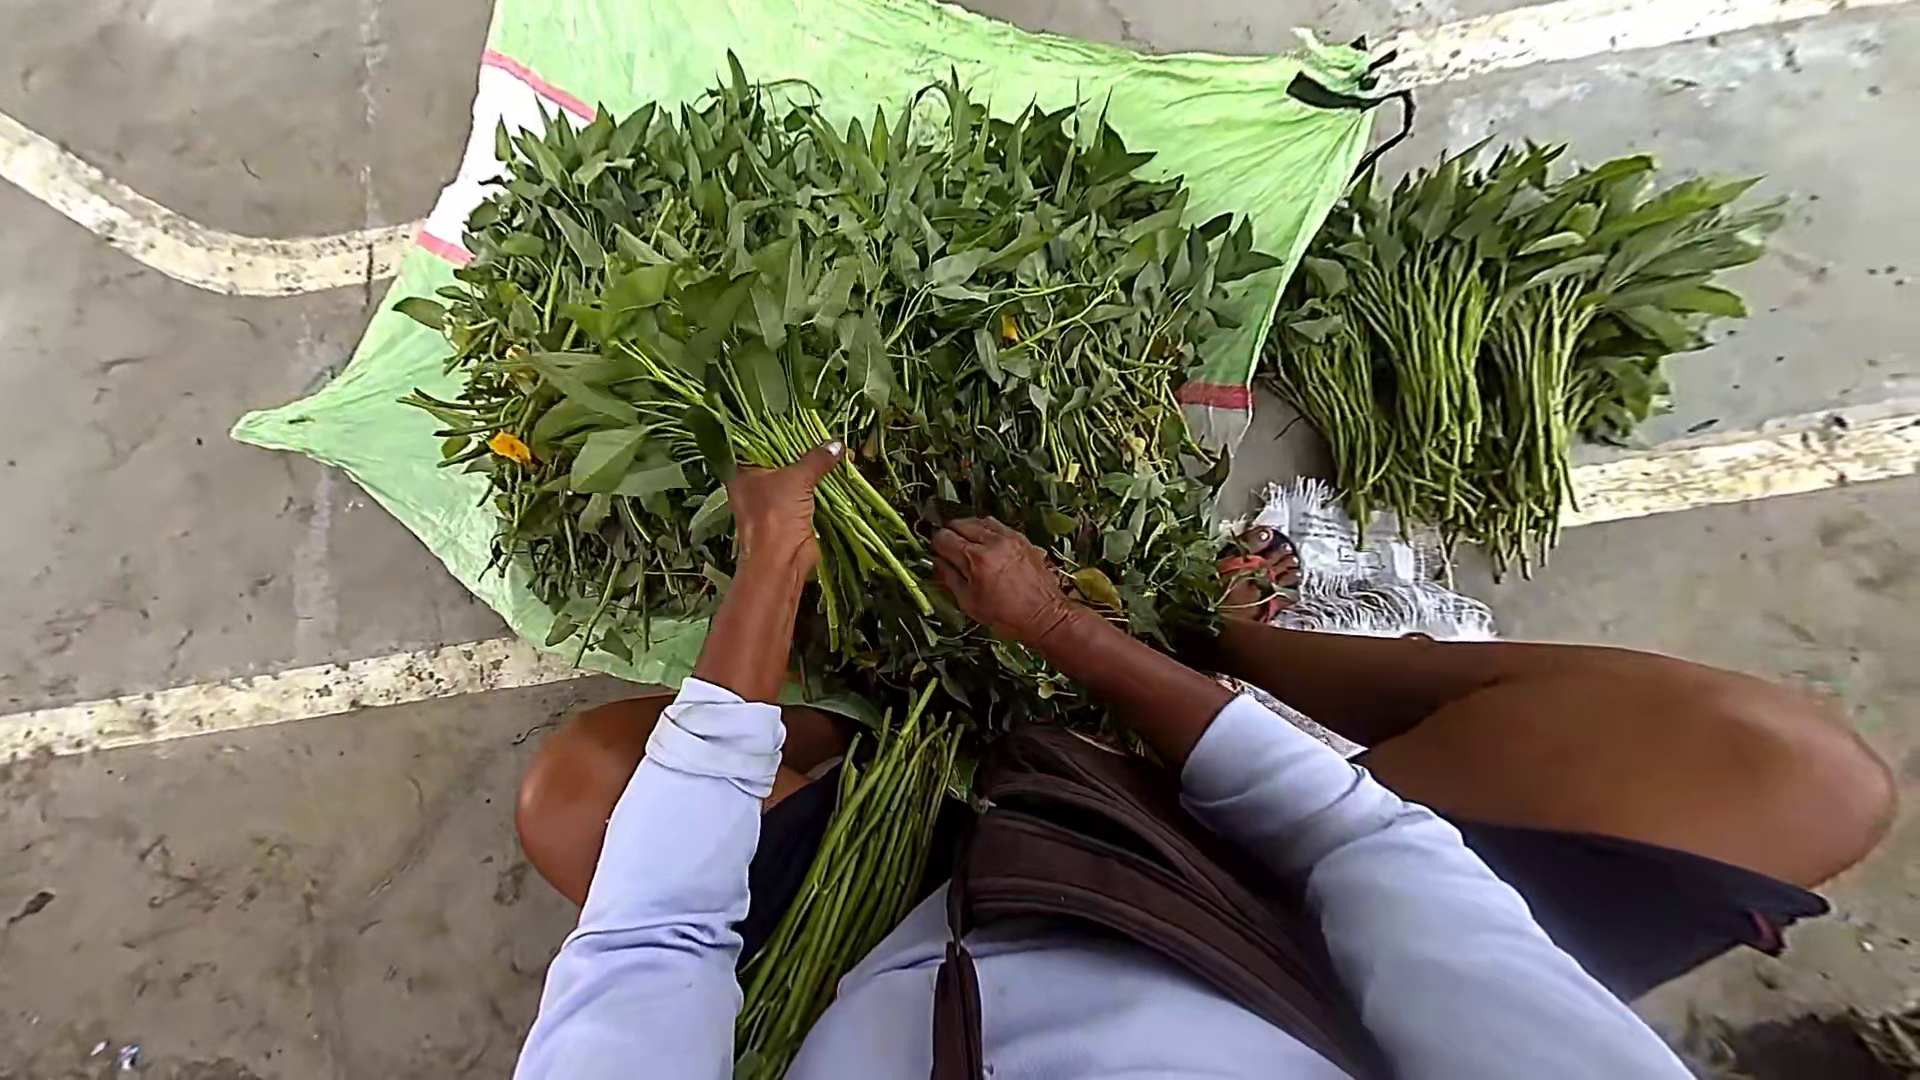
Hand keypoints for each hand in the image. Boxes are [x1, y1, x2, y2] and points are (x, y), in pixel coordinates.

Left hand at [727, 440, 842, 571]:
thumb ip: (816, 460)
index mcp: (743, 471)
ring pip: (796, 475)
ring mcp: (773, 499)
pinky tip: (838, 471)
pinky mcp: (790, 513)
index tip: (800, 416)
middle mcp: (755, 482)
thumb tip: (837, 444)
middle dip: (804, 448)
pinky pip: (807, 492)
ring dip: (815, 467)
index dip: (779, 428)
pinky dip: (821, 484)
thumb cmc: (775, 515)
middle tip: (825, 431)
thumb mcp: (796, 479)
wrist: (780, 560)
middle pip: (781, 458)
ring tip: (837, 449)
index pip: (758, 440)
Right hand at [931, 517, 1079, 646]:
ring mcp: (1009, 537)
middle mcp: (992, 541)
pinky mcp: (1021, 538)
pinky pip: (996, 525)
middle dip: (949, 533)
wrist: (1044, 615)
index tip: (936, 553)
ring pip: (978, 520)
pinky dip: (985, 529)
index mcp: (976, 558)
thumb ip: (949, 578)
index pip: (944, 537)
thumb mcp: (969, 602)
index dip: (935, 544)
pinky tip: (984, 543)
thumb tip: (936, 562)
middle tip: (947, 547)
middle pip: (960, 523)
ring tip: (964, 543)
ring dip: (967, 528)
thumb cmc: (1004, 615)